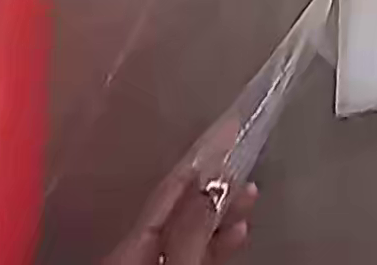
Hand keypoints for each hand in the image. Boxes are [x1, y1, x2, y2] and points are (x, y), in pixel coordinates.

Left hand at [102, 170, 256, 264]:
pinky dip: (216, 239)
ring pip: (189, 230)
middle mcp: (132, 253)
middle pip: (180, 208)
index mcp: (126, 246)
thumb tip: (216, 178)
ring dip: (223, 211)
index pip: (168, 189)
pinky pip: (192, 252)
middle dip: (217, 185)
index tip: (232, 126)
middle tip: (248, 163)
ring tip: (250, 196)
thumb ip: (192, 227)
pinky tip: (237, 231)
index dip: (203, 156)